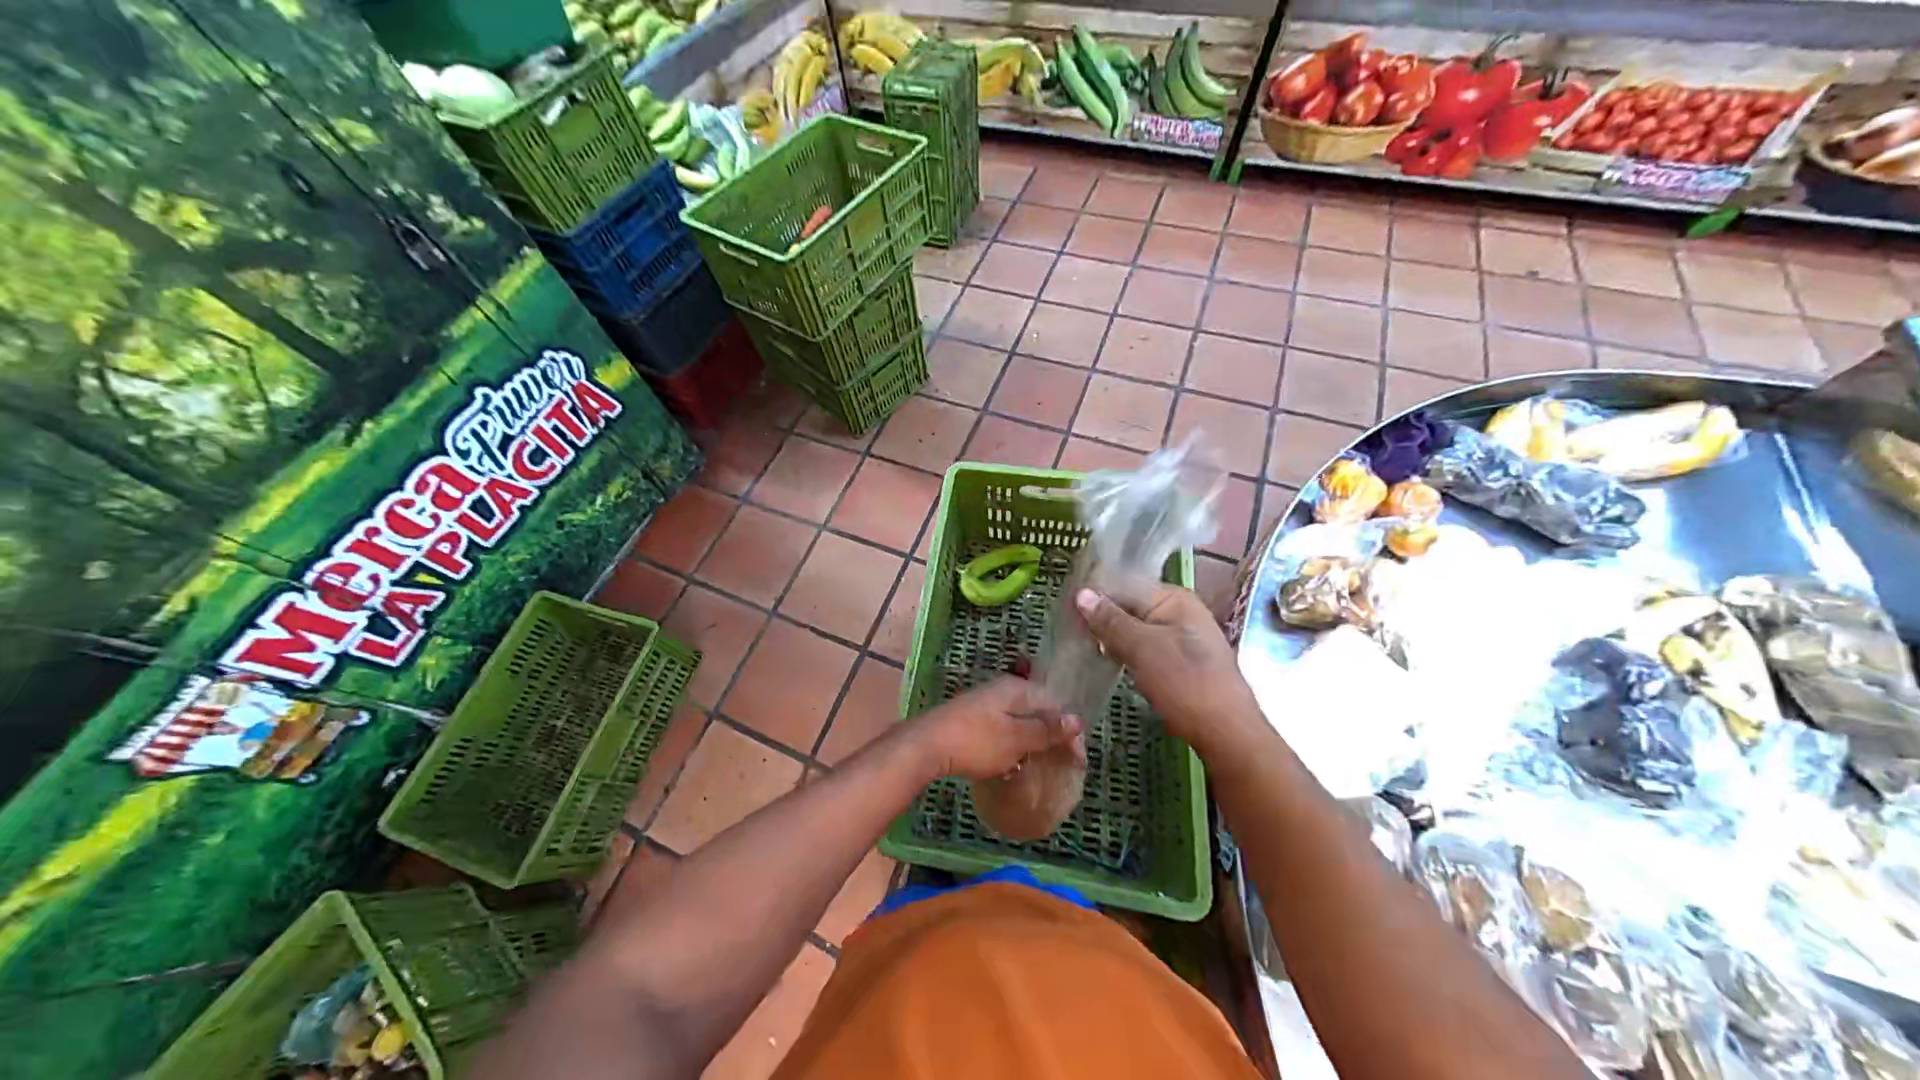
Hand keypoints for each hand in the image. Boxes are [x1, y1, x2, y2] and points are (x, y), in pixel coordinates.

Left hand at [911, 677, 1083, 780]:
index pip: (1055, 705)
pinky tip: (1012, 767)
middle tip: (1062, 765)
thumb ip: (1046, 729)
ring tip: (1040, 768)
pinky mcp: (972, 721)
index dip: (1069, 732)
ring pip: (1019, 723)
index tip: (1077, 762)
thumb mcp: (1017, 738)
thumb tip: (1077, 719)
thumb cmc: (976, 741)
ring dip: (1032, 744)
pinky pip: (1002, 732)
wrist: (926, 746)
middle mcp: (1002, 690)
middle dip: (1051, 738)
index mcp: (1016, 688)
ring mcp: (985, 705)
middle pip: (1037, 712)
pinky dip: (1012, 748)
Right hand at [1073, 583, 1263, 756]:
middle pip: (1128, 604)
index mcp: (1173, 599)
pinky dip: (1121, 650)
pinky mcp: (1175, 660)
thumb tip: (1081, 594)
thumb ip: (1111, 621)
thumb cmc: (1186, 684)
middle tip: (1065, 628)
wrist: (1226, 732)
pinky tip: (1102, 658)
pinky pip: (1141, 646)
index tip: (1063, 608)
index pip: (1124, 584)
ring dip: (1108, 634)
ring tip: (1077, 643)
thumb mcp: (1144, 649)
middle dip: (1098, 615)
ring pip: (1133, 627)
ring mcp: (1178, 636)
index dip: (1093, 594)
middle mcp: (1177, 611)